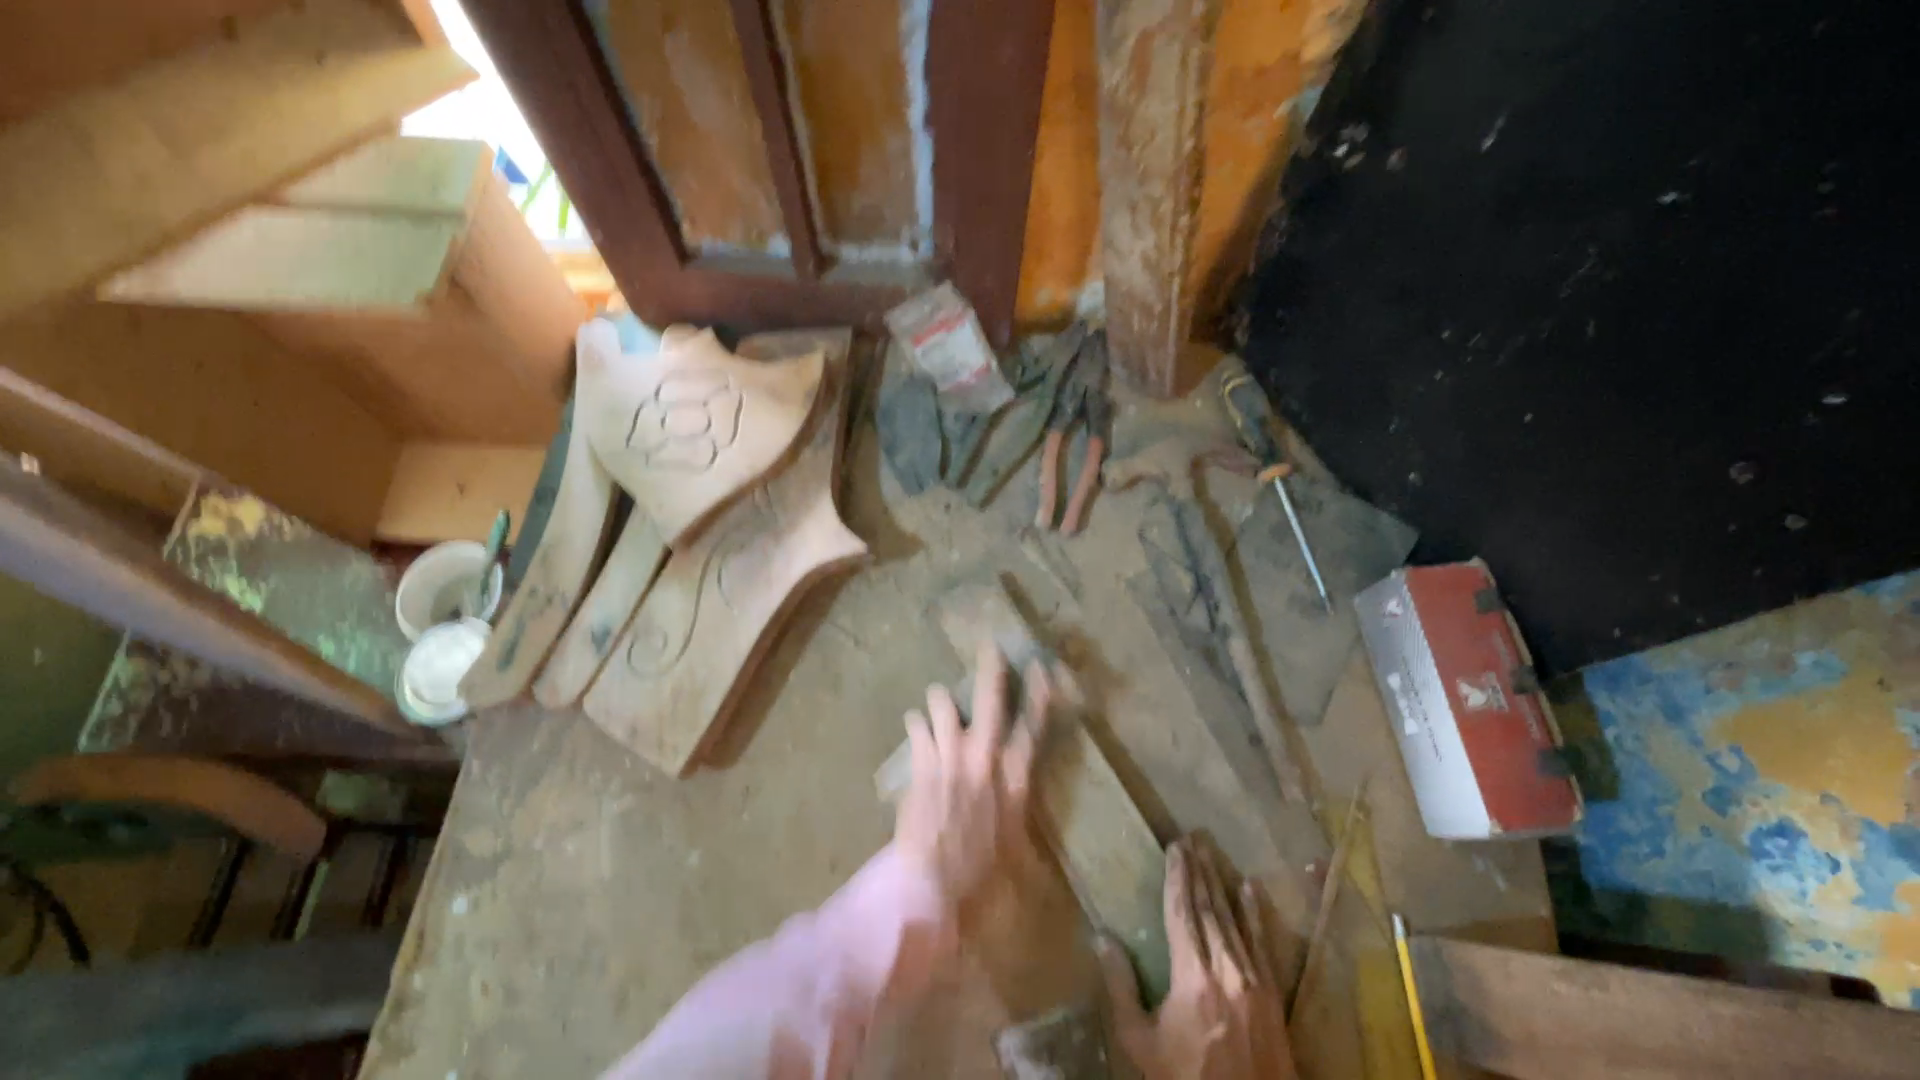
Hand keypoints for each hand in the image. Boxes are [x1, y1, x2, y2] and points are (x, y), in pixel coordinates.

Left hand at [895, 640, 1052, 905]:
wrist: (934, 884)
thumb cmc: (979, 874)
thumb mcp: (1014, 847)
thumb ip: (1017, 816)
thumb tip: (1021, 806)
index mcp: (1015, 781)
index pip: (1032, 728)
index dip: (1038, 695)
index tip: (1041, 668)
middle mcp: (985, 761)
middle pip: (990, 702)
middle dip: (990, 670)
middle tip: (988, 646)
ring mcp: (951, 759)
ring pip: (945, 706)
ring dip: (940, 699)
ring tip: (937, 697)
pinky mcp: (922, 766)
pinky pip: (918, 728)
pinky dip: (916, 723)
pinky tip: (914, 724)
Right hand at [1099, 837, 1298, 1079]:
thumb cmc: (1185, 1078)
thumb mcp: (1140, 1041)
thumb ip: (1122, 987)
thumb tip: (1103, 938)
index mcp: (1192, 976)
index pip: (1182, 912)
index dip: (1177, 877)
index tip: (1175, 848)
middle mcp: (1226, 967)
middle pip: (1209, 908)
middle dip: (1198, 871)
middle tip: (1191, 839)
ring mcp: (1254, 978)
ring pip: (1234, 919)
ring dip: (1220, 883)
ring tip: (1211, 854)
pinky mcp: (1272, 992)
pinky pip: (1262, 941)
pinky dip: (1255, 913)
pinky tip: (1251, 889)